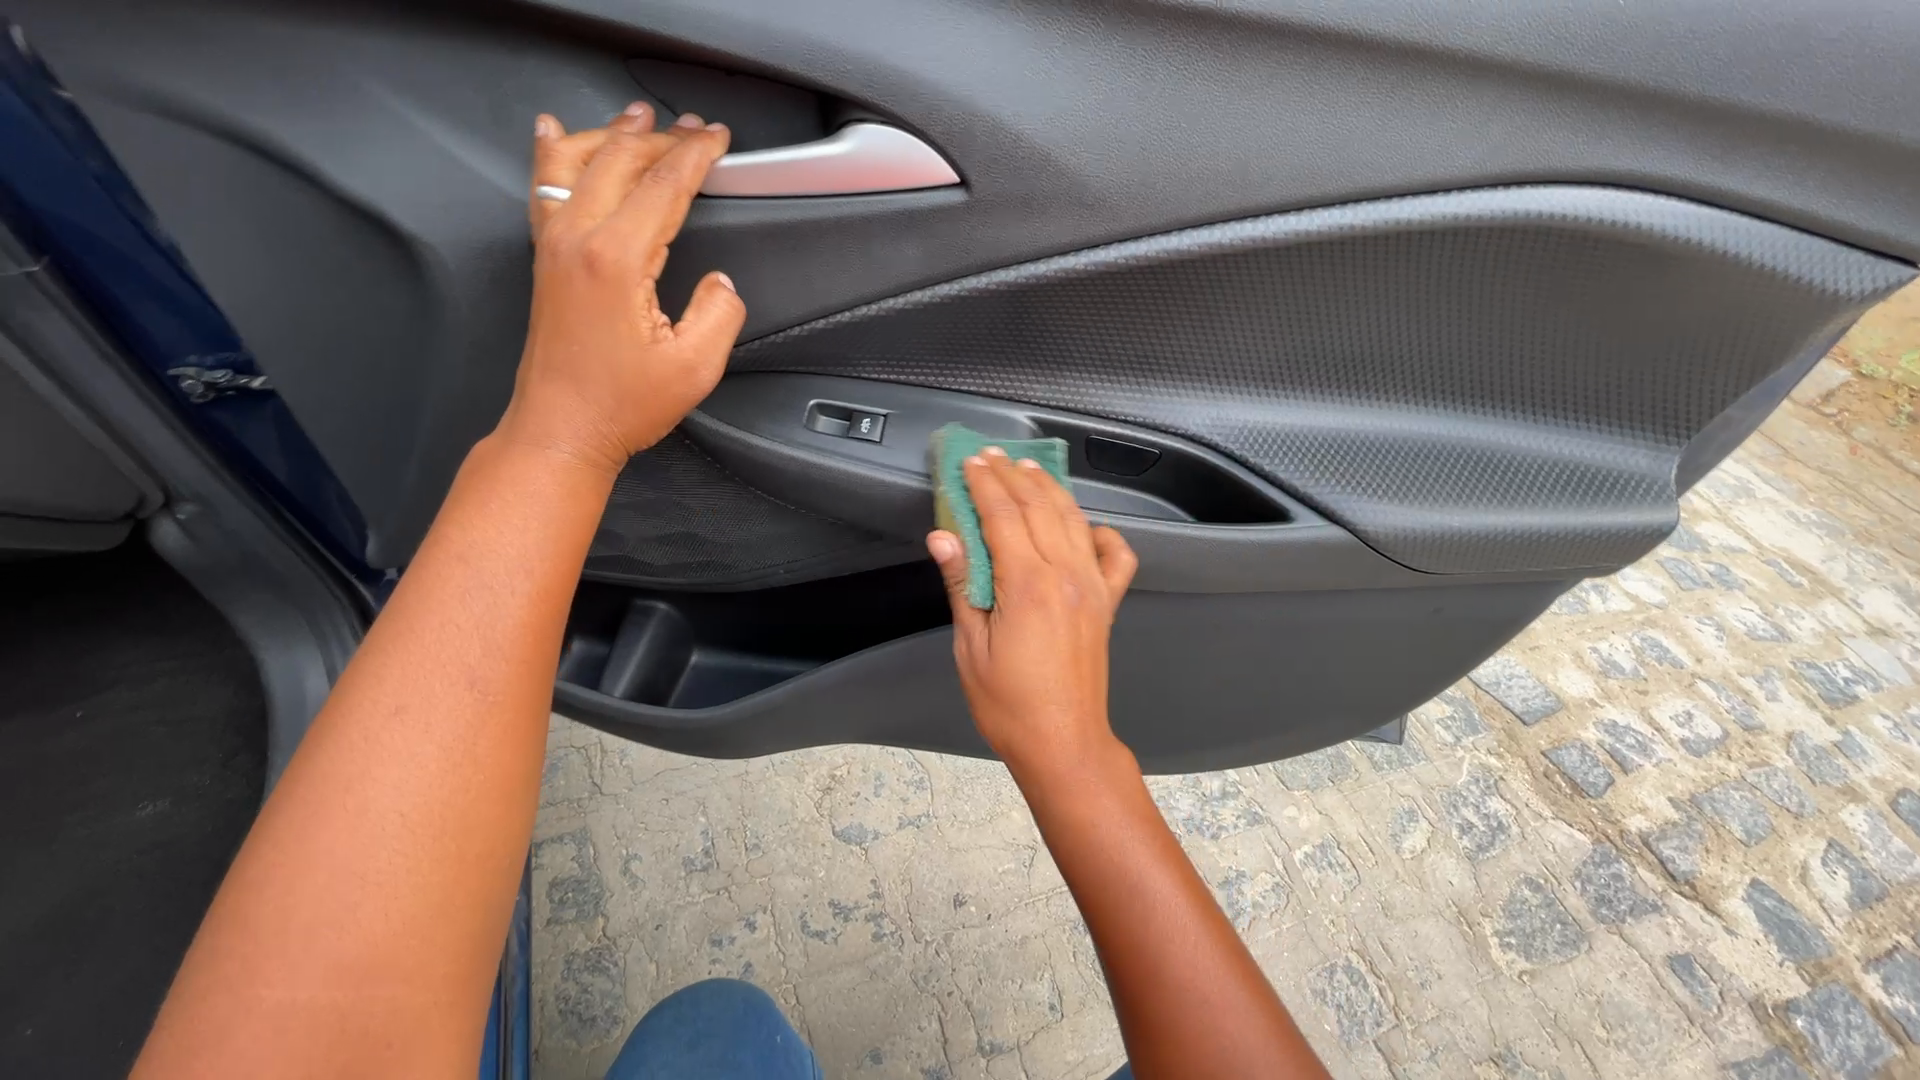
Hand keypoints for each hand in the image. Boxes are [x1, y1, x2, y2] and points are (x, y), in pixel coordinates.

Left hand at [495, 102, 745, 474]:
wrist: (560, 429)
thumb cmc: (619, 405)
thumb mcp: (695, 367)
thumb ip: (720, 312)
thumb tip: (721, 282)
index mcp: (616, 259)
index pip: (664, 185)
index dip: (697, 155)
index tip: (717, 138)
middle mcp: (578, 240)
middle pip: (622, 160)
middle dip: (663, 137)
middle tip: (694, 126)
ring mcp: (554, 246)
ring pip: (579, 161)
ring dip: (614, 133)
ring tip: (639, 115)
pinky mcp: (545, 259)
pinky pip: (545, 185)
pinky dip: (554, 152)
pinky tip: (554, 133)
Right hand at [928, 448, 1137, 775]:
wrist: (1063, 741)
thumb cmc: (1009, 703)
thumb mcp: (971, 646)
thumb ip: (962, 585)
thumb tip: (942, 537)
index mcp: (1027, 585)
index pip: (1003, 515)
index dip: (983, 484)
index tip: (969, 462)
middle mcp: (1066, 576)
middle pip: (1038, 507)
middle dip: (1012, 475)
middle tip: (991, 455)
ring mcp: (1093, 586)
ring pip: (1073, 520)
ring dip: (1049, 489)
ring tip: (1027, 468)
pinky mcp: (1108, 603)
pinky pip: (1115, 554)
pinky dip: (1100, 531)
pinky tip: (1083, 525)